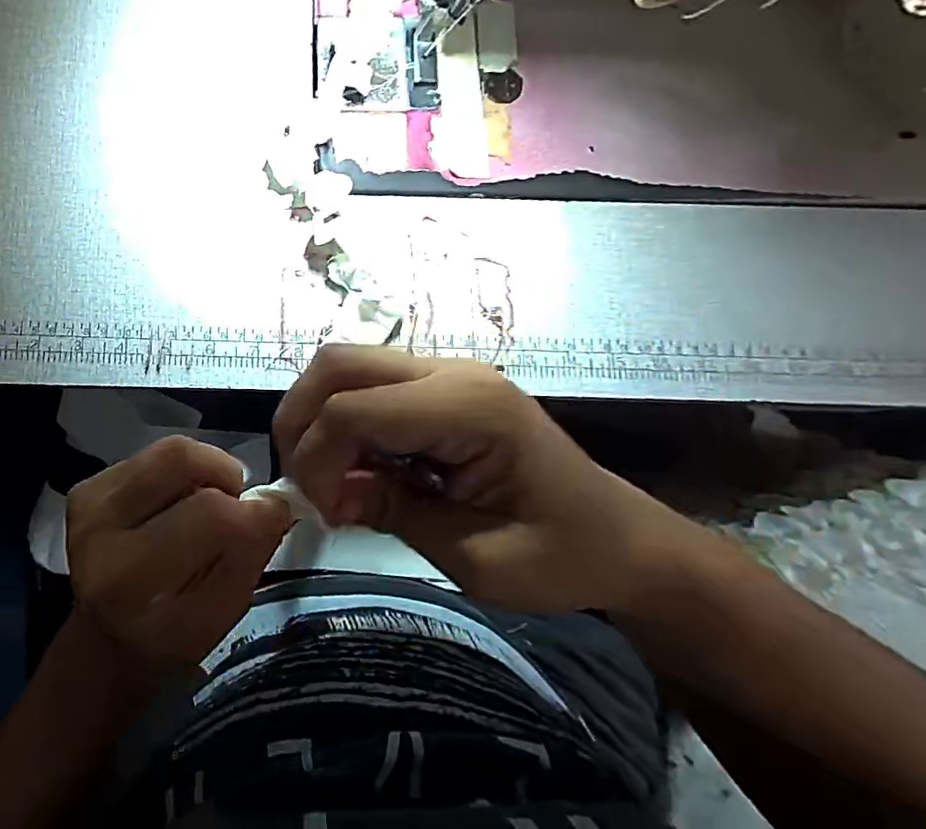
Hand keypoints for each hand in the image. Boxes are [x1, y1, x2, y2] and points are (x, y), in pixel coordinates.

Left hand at [67, 436, 296, 672]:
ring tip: (208, 501)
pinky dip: (176, 473)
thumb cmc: (168, 640)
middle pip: (180, 461)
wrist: (102, 639)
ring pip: (165, 451)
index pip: (210, 515)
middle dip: (225, 475)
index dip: (254, 509)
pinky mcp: (85, 488)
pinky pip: (147, 456)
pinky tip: (176, 503)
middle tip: (236, 502)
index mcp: (134, 580)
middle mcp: (100, 533)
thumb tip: (273, 504)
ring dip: (201, 469)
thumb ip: (248, 559)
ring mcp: (87, 505)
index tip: (275, 513)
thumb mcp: (219, 619)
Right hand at [272, 346, 716, 614]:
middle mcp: (451, 373)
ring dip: (314, 418)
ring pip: (341, 367)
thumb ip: (393, 515)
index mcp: (471, 408)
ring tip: (326, 477)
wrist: (624, 541)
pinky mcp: (434, 386)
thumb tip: (322, 495)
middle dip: (300, 421)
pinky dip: (338, 423)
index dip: (317, 458)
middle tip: (303, 481)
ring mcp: (442, 372)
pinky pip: (362, 386)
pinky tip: (354, 467)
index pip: (353, 409)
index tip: (321, 511)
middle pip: (336, 364)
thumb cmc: (565, 557)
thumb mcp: (479, 561)